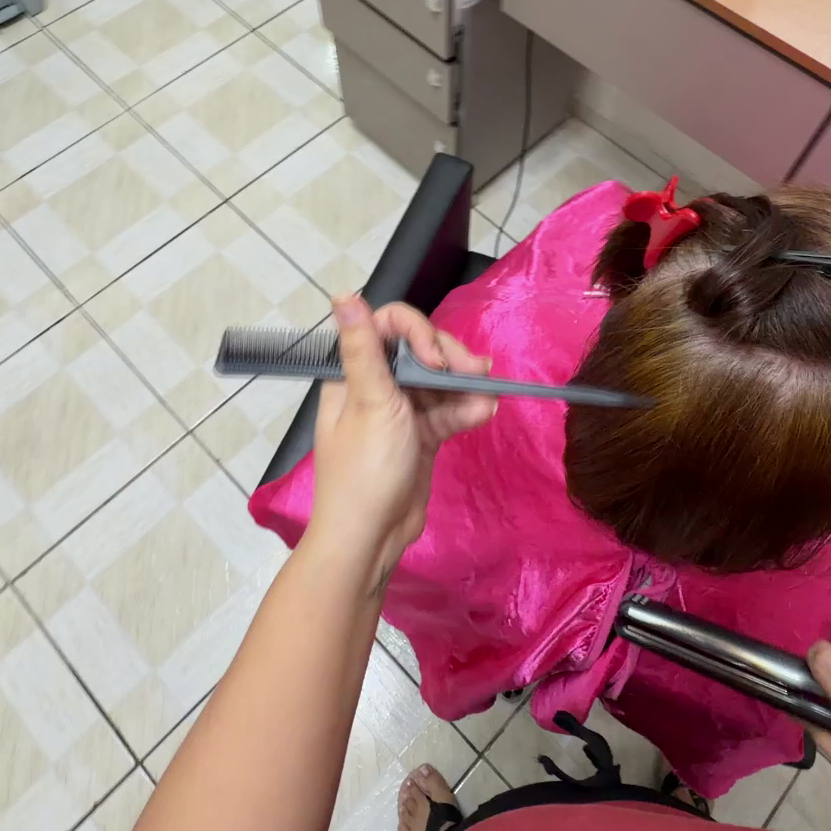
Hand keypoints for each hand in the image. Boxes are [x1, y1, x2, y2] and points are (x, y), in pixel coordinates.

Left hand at [307, 294, 495, 585]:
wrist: (371, 537)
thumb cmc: (365, 468)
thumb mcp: (370, 403)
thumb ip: (364, 348)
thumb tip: (343, 293)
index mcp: (354, 373)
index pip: (388, 327)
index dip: (418, 333)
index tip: (438, 359)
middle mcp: (375, 385)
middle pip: (419, 352)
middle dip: (449, 359)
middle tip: (476, 372)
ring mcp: (400, 411)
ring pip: (438, 382)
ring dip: (464, 386)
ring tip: (487, 397)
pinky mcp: (420, 435)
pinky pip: (446, 411)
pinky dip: (464, 410)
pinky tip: (483, 413)